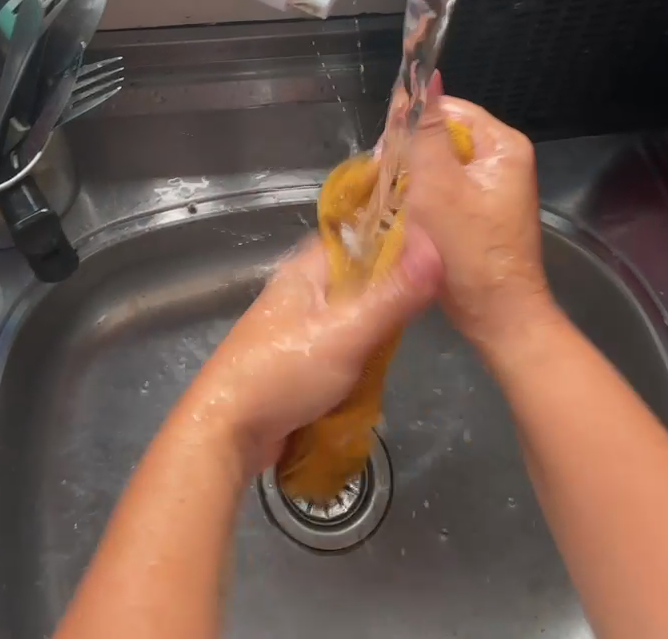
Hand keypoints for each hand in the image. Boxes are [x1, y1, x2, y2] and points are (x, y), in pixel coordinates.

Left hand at [177, 232, 442, 476]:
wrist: (227, 431)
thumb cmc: (282, 373)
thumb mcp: (345, 333)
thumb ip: (392, 295)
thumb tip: (436, 247)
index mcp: (305, 269)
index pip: (358, 236)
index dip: (396, 235)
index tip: (440, 242)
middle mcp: (302, 290)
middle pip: (359, 277)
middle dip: (393, 287)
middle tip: (440, 293)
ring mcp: (299, 326)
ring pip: (353, 314)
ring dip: (379, 325)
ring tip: (420, 327)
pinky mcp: (300, 359)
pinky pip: (342, 344)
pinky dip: (363, 352)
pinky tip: (386, 360)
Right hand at [403, 95, 557, 358]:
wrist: (496, 316)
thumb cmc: (467, 249)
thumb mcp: (438, 184)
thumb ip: (427, 130)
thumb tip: (423, 76)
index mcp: (502, 145)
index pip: (448, 109)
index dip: (414, 124)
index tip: (386, 153)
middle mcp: (501, 160)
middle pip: (442, 135)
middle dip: (410, 155)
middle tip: (386, 182)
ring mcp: (491, 188)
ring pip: (438, 164)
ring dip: (412, 179)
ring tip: (394, 202)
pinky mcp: (479, 212)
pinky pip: (443, 189)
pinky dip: (422, 199)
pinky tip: (407, 218)